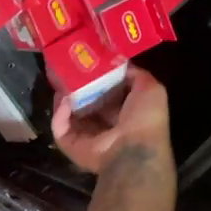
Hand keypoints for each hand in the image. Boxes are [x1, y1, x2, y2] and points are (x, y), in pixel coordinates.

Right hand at [52, 67, 170, 173]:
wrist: (132, 148)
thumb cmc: (144, 119)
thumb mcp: (151, 89)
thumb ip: (135, 74)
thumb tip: (119, 63)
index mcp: (122, 113)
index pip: (105, 92)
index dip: (97, 77)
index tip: (88, 62)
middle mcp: (102, 124)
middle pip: (83, 100)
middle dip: (75, 85)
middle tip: (67, 68)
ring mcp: (83, 134)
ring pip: (67, 111)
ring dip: (64, 95)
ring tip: (60, 79)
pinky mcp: (68, 142)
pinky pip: (59, 124)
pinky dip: (60, 112)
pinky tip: (65, 100)